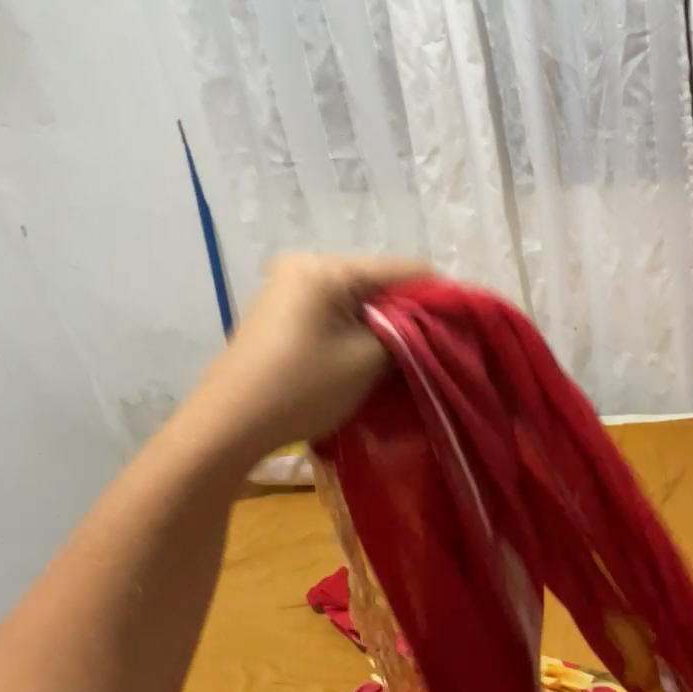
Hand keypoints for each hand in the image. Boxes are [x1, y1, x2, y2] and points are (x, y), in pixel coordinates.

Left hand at [175, 253, 427, 461]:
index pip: (406, 269)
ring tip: (406, 357)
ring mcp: (289, 287)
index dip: (441, 297)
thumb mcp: (368, 360)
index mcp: (326, 267)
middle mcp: (305, 265)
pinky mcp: (282, 312)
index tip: (464, 328)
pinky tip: (371, 357)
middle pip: (382, 281)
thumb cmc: (302, 388)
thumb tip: (435, 321)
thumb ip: (410, 332)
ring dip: (386, 324)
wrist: (227, 426)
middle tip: (437, 348)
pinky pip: (337, 311)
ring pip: (361, 298)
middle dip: (411, 312)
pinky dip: (360, 330)